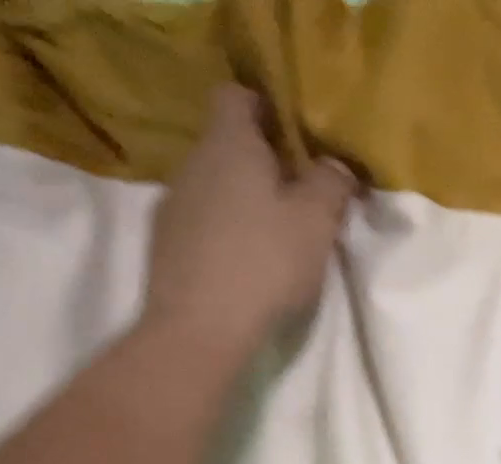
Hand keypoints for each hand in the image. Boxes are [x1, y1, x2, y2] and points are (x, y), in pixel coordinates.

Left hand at [138, 84, 358, 356]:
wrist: (200, 329)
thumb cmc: (265, 262)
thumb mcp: (316, 221)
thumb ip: (331, 182)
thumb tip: (335, 163)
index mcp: (228, 144)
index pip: (236, 95)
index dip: (266, 106)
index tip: (296, 136)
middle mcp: (192, 164)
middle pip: (227, 144)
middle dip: (263, 161)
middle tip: (301, 193)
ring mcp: (172, 206)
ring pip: (214, 186)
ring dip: (243, 200)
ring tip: (276, 233)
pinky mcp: (165, 246)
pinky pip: (202, 222)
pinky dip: (225, 231)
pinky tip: (247, 263)